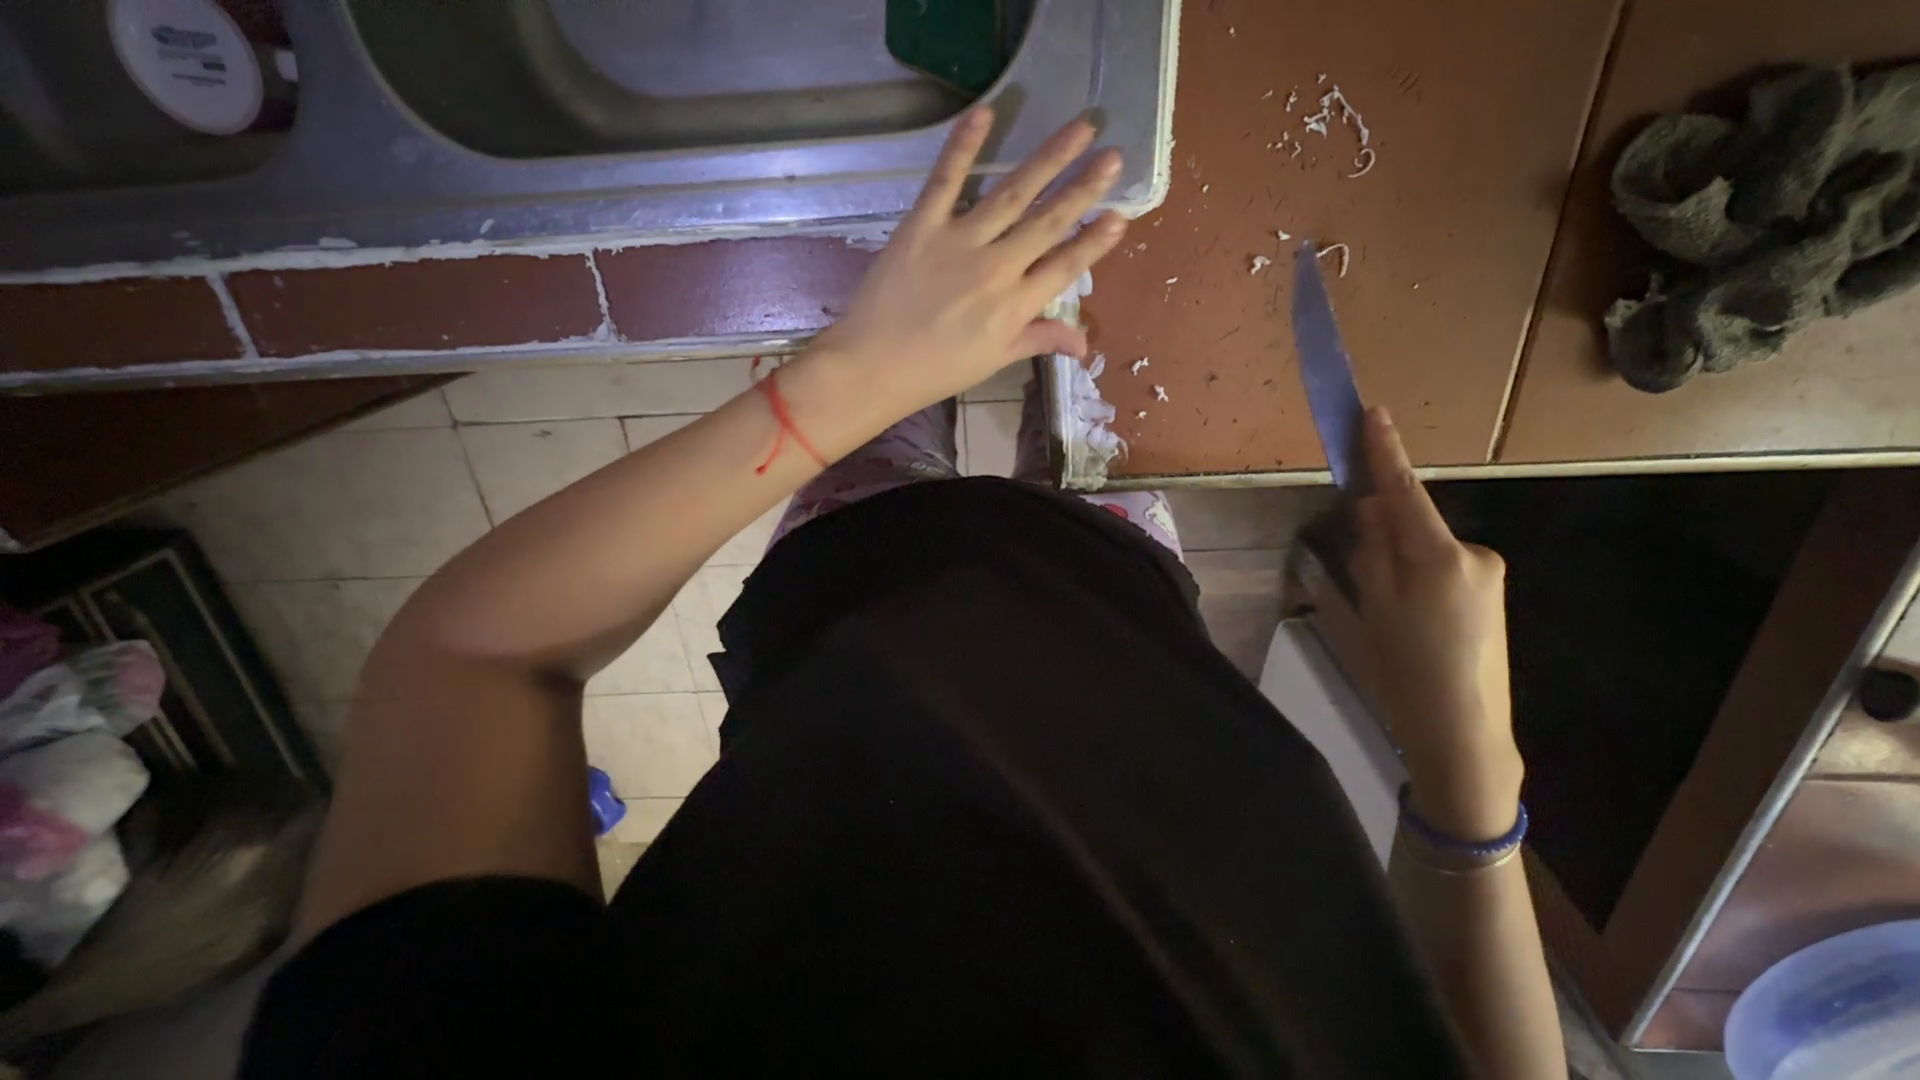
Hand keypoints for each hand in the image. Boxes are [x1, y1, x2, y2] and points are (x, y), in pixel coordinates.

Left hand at [810, 107, 1128, 411]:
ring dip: (1048, 159)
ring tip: (1079, 128)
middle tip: (1113, 155)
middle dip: (1084, 188)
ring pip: (1012, 194)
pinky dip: (964, 145)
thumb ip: (1038, 338)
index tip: (1122, 215)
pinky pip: (946, 180)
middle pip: (1047, 221)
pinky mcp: (922, 226)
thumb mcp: (993, 359)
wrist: (872, 366)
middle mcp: (996, 268)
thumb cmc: (935, 370)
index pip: (1065, 266)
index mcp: (1015, 306)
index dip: (1095, 241)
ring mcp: (959, 243)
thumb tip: (1083, 344)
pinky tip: (985, 113)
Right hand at [1349, 407, 1522, 838]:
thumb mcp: (1372, 605)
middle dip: (1385, 533)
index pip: (1403, 490)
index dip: (1384, 451)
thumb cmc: (1405, 668)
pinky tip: (1416, 625)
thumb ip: (1371, 548)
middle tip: (1366, 581)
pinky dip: (1422, 581)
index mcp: (1438, 554)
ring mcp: (1488, 573)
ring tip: (1392, 617)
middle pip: (1414, 523)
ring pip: (1428, 549)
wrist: (1462, 730)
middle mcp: (1473, 553)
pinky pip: (1445, 570)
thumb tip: (1372, 505)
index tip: (1372, 411)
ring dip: (1404, 563)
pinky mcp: (1492, 594)